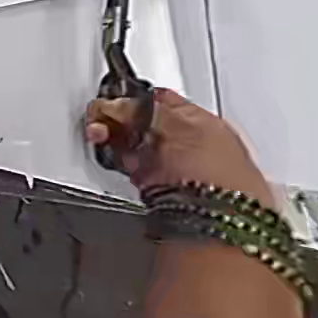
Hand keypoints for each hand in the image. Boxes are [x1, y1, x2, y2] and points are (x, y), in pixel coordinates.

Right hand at [86, 88, 275, 208]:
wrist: (216, 218)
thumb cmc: (215, 173)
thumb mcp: (175, 125)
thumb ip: (141, 109)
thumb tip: (115, 104)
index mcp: (200, 122)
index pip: (155, 99)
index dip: (130, 99)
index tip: (110, 101)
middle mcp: (185, 143)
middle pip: (138, 121)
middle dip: (115, 119)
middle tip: (101, 121)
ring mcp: (169, 165)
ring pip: (129, 142)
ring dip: (111, 138)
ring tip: (101, 138)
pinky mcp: (154, 186)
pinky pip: (126, 163)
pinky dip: (115, 158)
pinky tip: (109, 154)